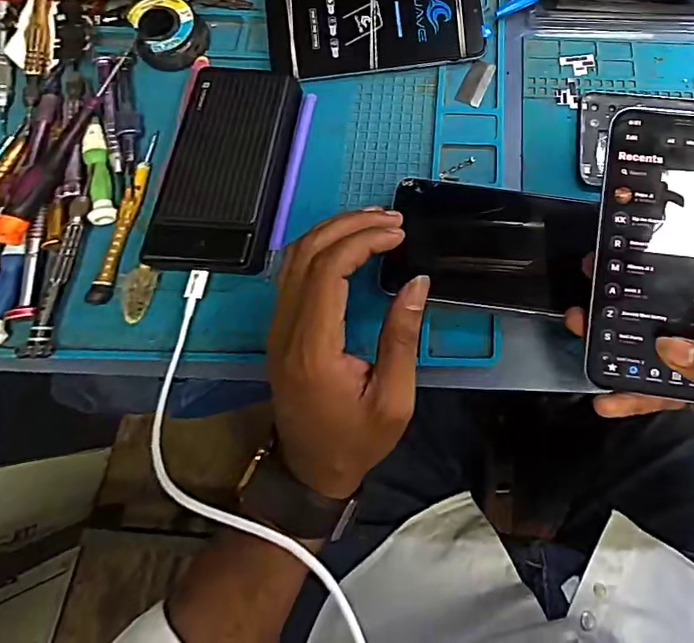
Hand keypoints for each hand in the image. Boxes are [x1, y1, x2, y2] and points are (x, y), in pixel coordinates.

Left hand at [265, 208, 428, 499]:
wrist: (308, 472)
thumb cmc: (354, 441)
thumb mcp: (394, 400)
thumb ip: (402, 337)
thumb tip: (416, 282)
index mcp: (313, 348)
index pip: (327, 271)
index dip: (363, 241)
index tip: (397, 235)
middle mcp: (286, 329)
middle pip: (307, 253)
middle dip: (351, 225)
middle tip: (392, 220)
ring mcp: (277, 326)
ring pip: (295, 255)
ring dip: (334, 229)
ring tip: (374, 221)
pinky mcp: (280, 326)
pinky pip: (293, 269)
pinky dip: (322, 245)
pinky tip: (349, 240)